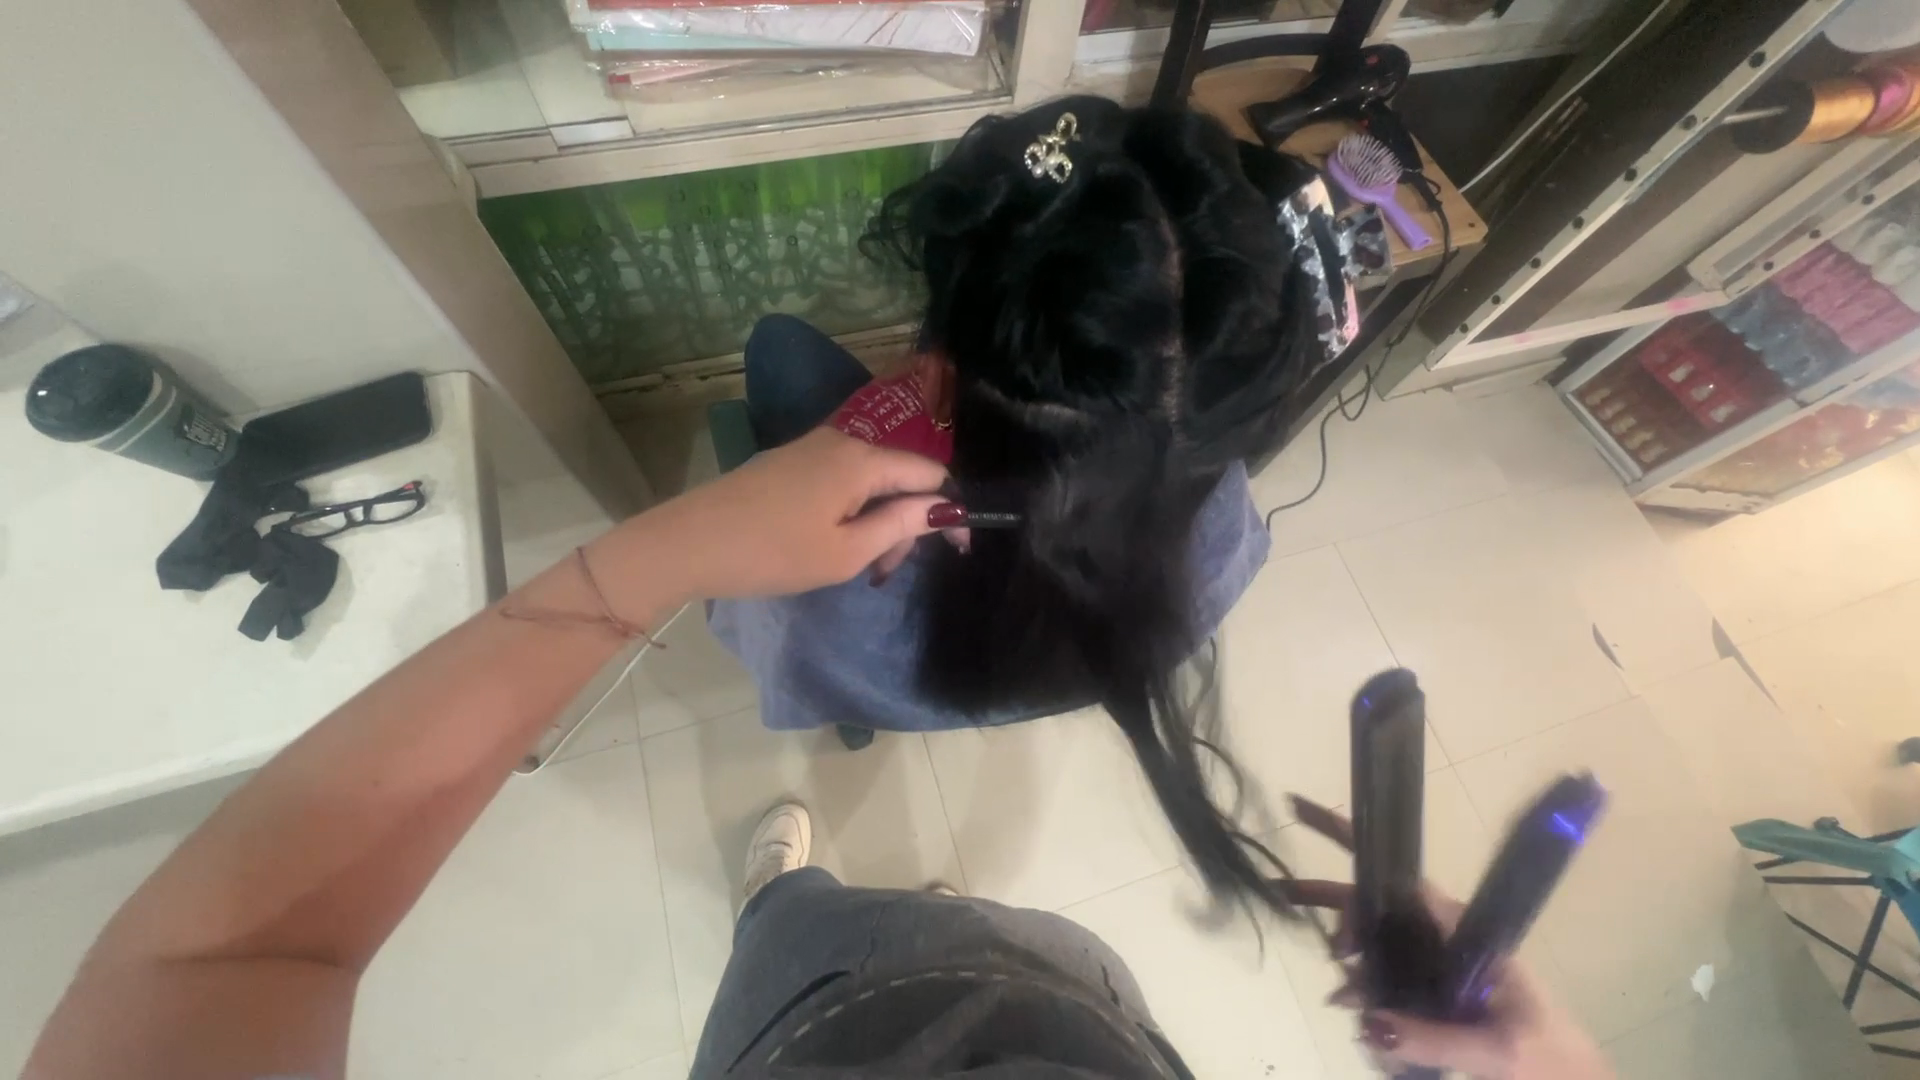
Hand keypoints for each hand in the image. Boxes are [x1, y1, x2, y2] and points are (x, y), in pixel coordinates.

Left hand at [619, 427, 950, 601]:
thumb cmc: (774, 553)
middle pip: (900, 477)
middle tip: (885, 572)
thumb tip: (947, 508)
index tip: (955, 551)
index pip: (931, 474)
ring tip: (861, 566)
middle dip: (907, 523)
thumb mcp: (847, 550)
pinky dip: (852, 513)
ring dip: (878, 523)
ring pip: (870, 482)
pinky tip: (834, 544)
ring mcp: (812, 448)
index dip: (949, 510)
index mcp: (863, 459)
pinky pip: (842, 481)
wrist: (689, 543)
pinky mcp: (790, 462)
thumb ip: (902, 525)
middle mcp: (843, 441)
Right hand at [1282, 796, 1613, 1079]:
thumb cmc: (1550, 1063)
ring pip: (1372, 939)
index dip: (1349, 839)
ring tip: (1335, 993)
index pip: (1396, 877)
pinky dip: (1359, 986)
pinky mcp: (1431, 989)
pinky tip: (1351, 1007)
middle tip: (1278, 892)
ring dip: (1344, 953)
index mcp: (1460, 930)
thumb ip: (1434, 1038)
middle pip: (1372, 902)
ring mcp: (1435, 962)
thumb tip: (1363, 1021)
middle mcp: (1441, 935)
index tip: (1302, 811)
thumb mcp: (1497, 1053)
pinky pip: (1381, 974)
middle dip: (1325, 897)